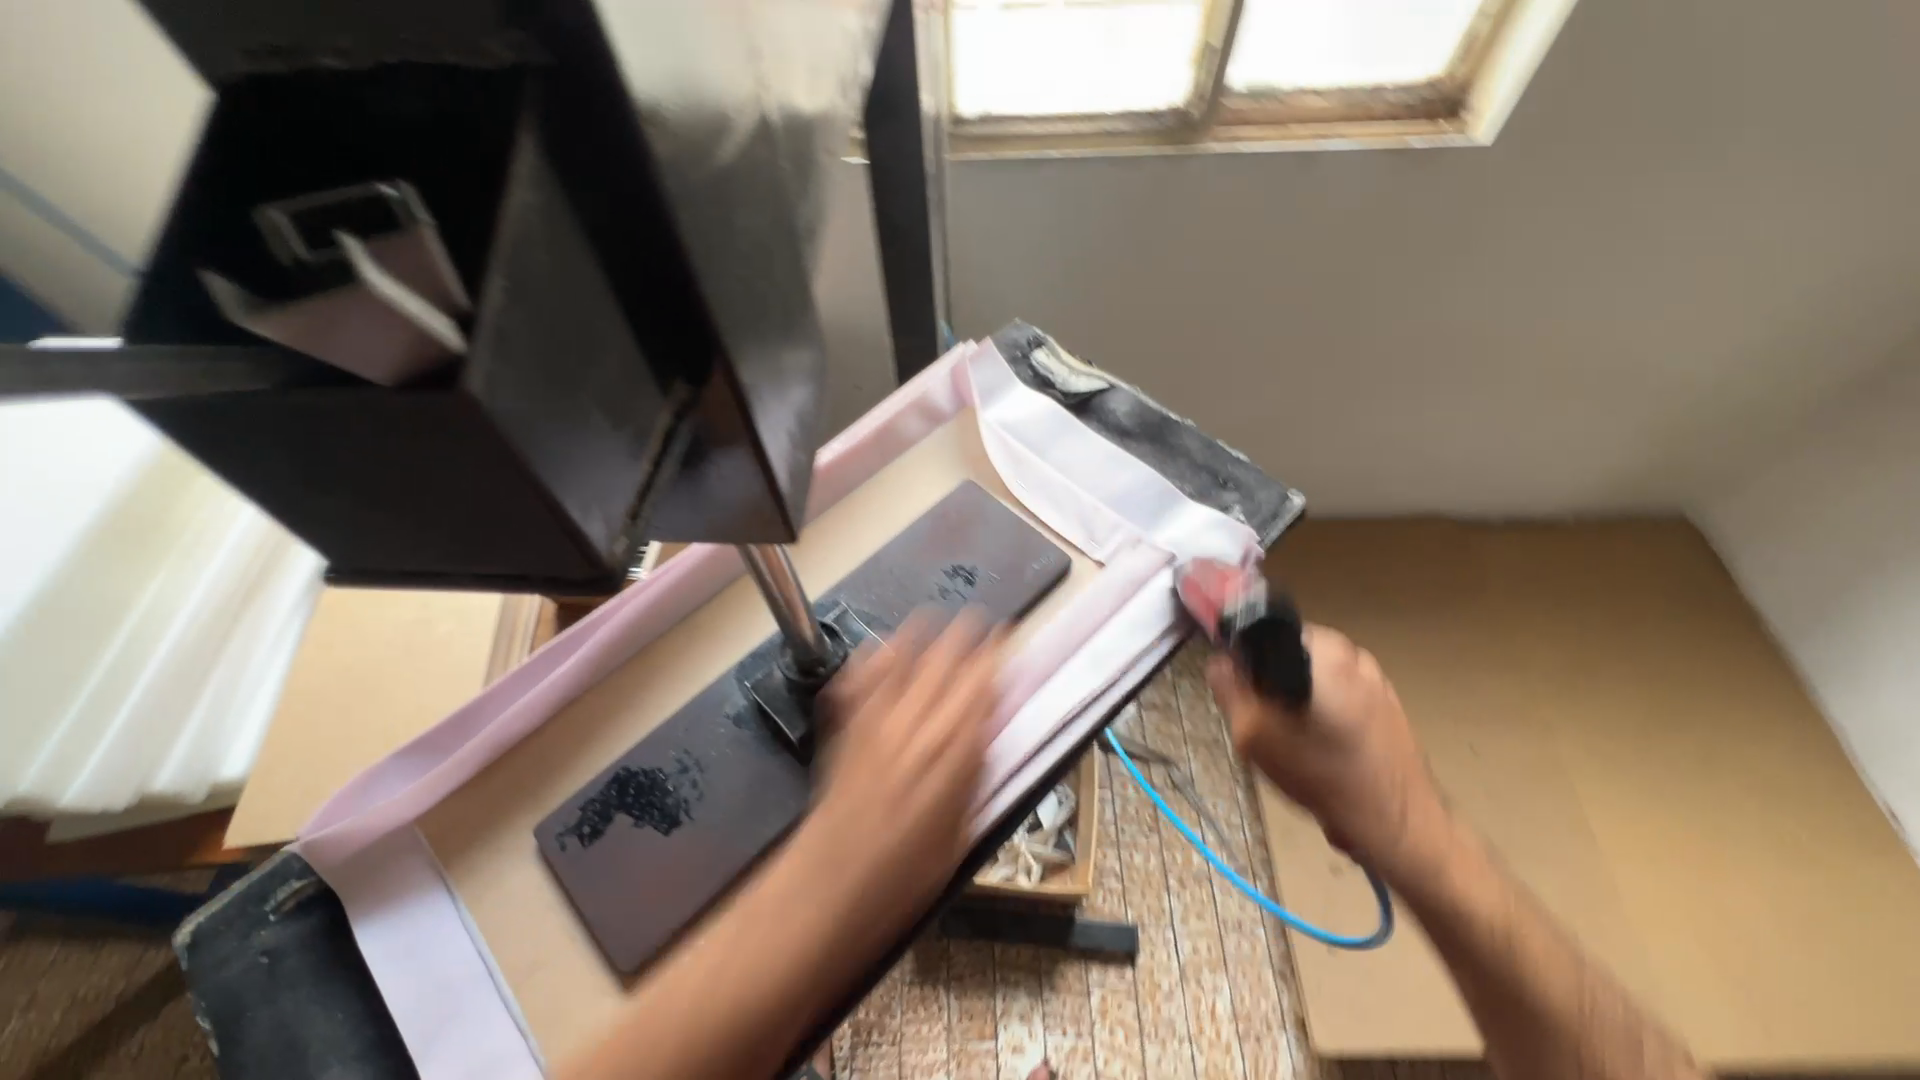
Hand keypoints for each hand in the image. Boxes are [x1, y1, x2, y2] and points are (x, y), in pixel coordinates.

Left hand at [797, 608, 1003, 934]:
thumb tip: (989, 733)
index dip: (995, 657)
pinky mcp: (845, 728)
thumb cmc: (905, 877)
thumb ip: (975, 777)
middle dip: (965, 635)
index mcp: (952, 757)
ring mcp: (875, 723)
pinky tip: (887, 645)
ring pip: (903, 660)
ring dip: (924, 634)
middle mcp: (915, 729)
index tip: (1006, 637)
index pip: (980, 687)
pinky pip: (861, 678)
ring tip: (939, 618)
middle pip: (944, 663)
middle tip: (981, 620)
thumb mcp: (961, 835)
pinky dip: (876, 656)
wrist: (829, 888)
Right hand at [1208, 623, 1449, 880]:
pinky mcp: (1388, 703)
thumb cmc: (1322, 775)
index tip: (1240, 692)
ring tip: (1296, 740)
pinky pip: (1339, 694)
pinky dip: (1325, 712)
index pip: (1263, 630)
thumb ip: (1229, 688)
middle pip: (1289, 653)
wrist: (1396, 824)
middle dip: (1272, 681)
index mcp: (1323, 649)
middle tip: (1265, 723)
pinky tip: (1323, 749)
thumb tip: (1220, 660)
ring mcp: (1376, 677)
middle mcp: (1353, 652)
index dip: (1243, 658)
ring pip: (1314, 676)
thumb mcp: (1254, 734)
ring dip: (1299, 698)